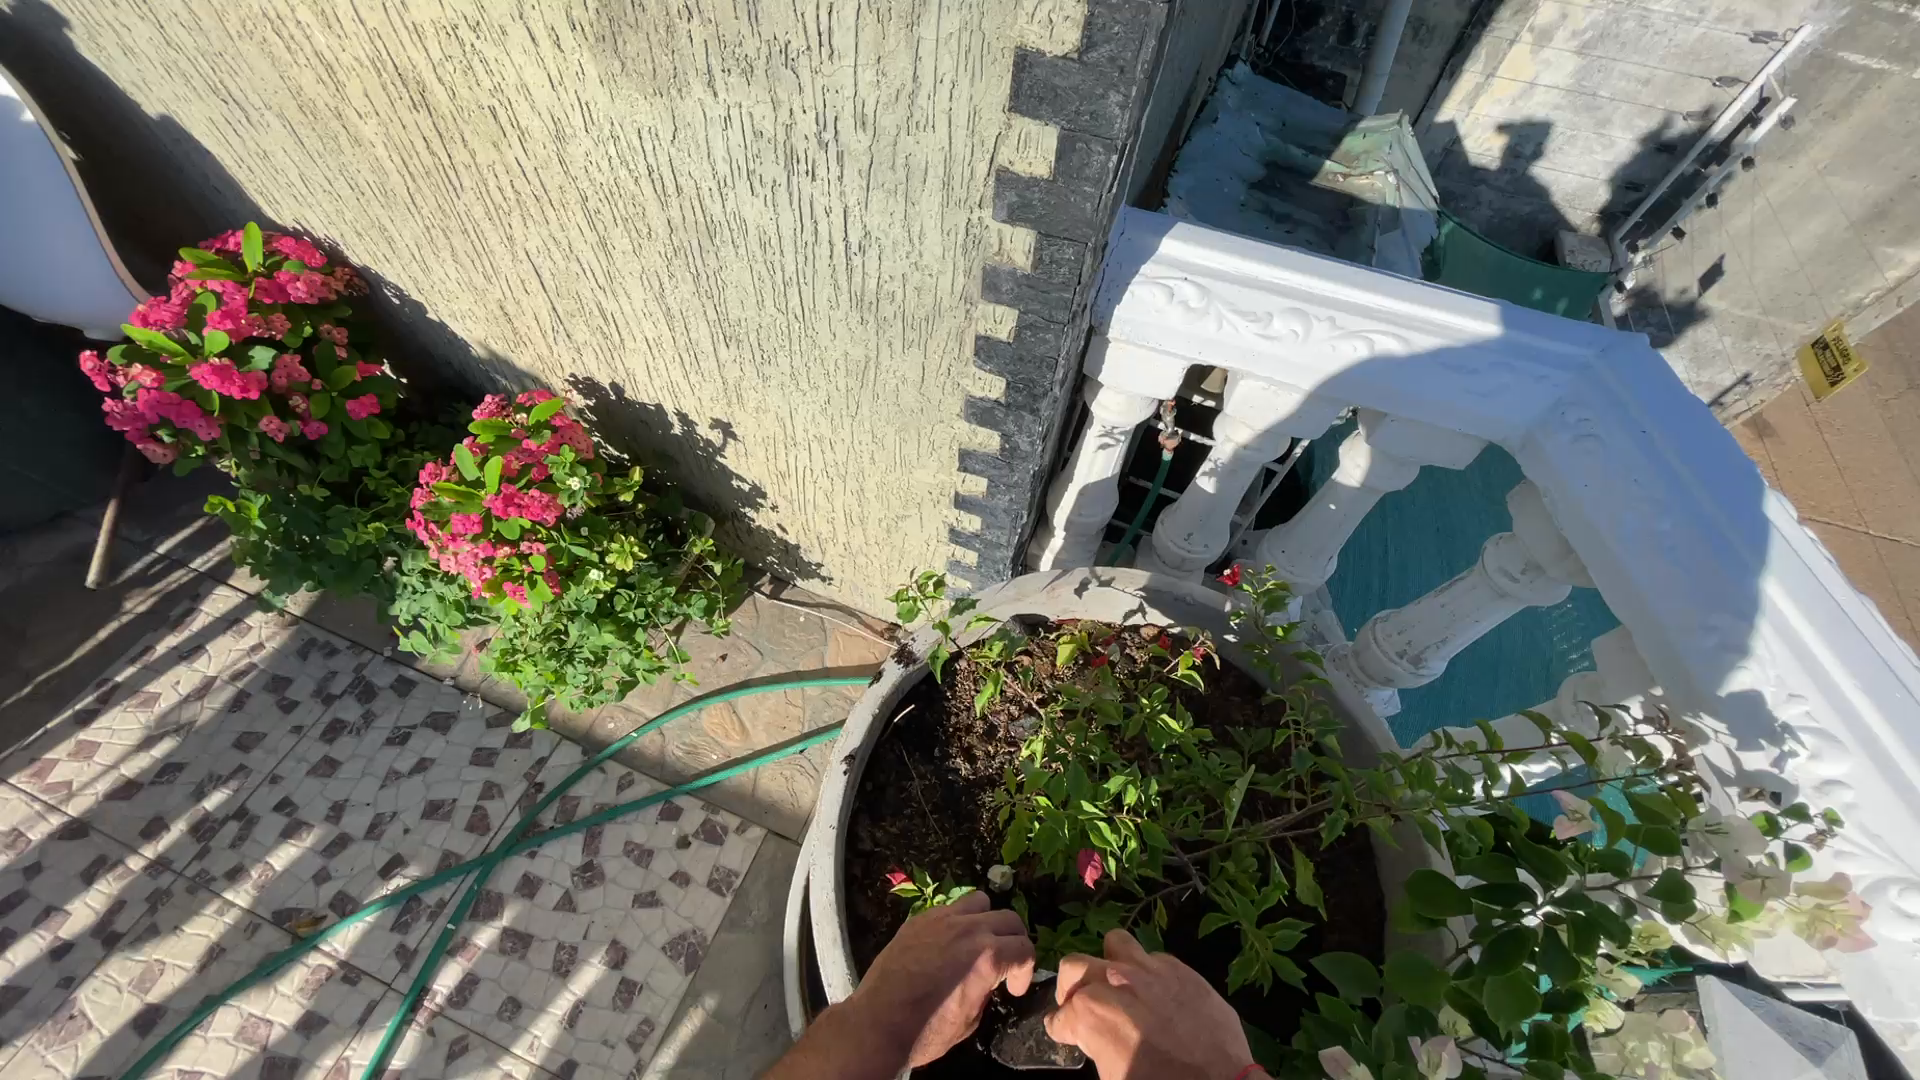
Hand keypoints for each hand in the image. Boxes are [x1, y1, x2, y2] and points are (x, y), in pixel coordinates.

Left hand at [849, 890, 1036, 1066]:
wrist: (879, 1022)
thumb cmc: (927, 1031)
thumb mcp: (970, 1020)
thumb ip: (987, 989)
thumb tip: (989, 979)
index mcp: (987, 956)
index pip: (1025, 948)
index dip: (1025, 971)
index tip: (1013, 988)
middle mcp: (970, 929)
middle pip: (1009, 919)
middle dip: (1013, 941)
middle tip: (1005, 962)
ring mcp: (943, 918)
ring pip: (980, 901)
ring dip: (986, 920)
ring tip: (977, 942)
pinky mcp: (921, 917)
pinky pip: (950, 907)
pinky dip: (958, 920)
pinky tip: (948, 943)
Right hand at [1045, 929, 1256, 1079]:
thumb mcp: (1115, 1078)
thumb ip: (1098, 1048)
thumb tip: (1097, 1039)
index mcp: (1091, 1015)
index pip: (1059, 1017)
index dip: (1063, 1028)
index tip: (1068, 1033)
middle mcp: (1112, 982)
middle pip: (1073, 966)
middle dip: (1071, 988)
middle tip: (1082, 1005)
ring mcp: (1147, 969)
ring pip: (1114, 942)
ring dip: (1111, 963)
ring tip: (1121, 985)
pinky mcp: (1178, 967)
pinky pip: (1154, 959)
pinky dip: (1150, 975)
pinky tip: (1161, 997)